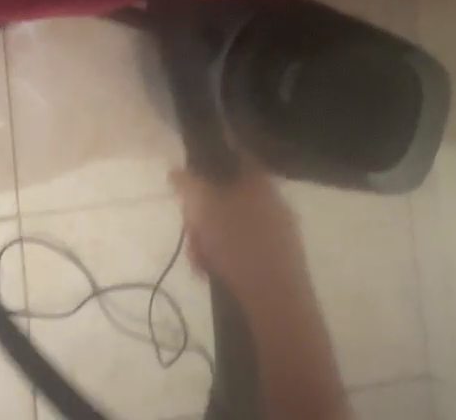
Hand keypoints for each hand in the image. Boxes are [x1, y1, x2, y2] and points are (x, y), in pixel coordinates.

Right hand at [170, 164, 308, 300]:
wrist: (279, 303)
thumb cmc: (239, 245)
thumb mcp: (203, 208)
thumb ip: (187, 184)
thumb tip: (176, 171)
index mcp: (258, 181)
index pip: (232, 153)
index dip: (207, 158)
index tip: (189, 175)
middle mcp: (272, 200)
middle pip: (225, 192)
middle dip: (202, 210)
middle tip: (191, 229)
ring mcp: (279, 229)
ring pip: (230, 220)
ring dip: (209, 235)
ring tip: (199, 258)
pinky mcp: (279, 255)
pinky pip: (243, 242)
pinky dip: (224, 251)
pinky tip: (211, 269)